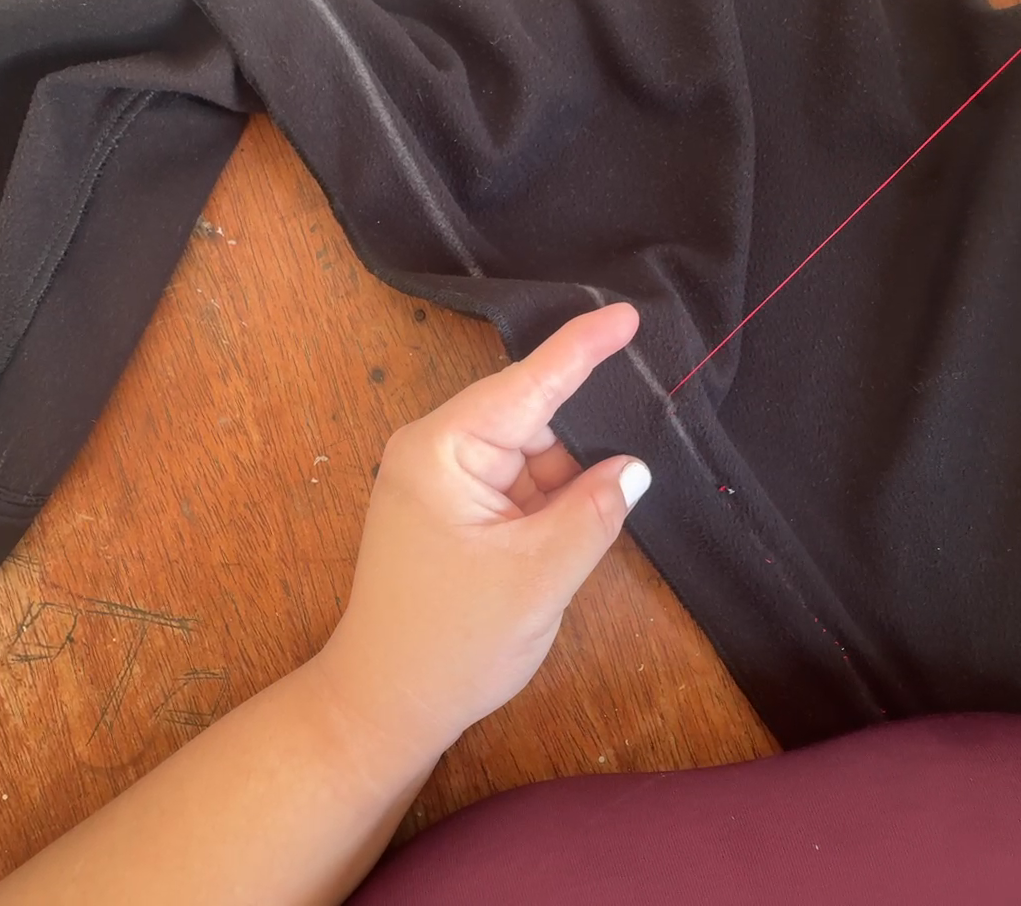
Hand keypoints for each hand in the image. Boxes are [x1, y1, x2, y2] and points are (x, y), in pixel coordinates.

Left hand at [312, 303, 650, 752]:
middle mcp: (437, 450)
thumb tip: (633, 465)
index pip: (526, 384)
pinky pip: (516, 484)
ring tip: (569, 541)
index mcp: (443, 449)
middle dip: (577, 446)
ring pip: (529, 455)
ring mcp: (443, 478)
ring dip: (562, 485)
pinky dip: (547, 504)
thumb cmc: (452, 642)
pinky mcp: (454, 506)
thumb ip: (592, 512)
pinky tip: (558, 537)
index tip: (626, 314)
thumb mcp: (537, 577)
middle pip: (529, 419)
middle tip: (619, 474)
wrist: (387, 704)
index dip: (580, 348)